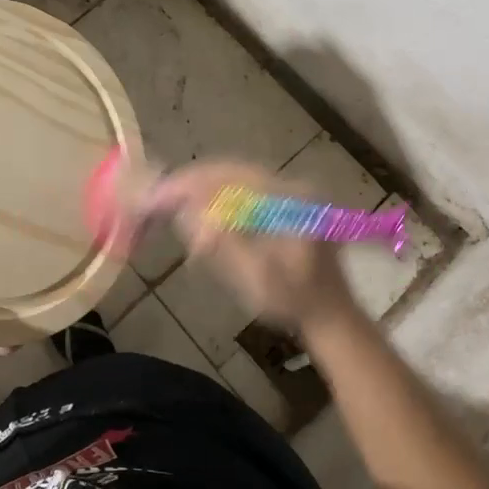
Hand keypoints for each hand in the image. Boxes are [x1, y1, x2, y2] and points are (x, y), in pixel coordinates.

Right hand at [147, 160, 360, 330]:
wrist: (332, 317)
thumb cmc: (296, 303)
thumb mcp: (258, 279)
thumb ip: (224, 243)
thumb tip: (188, 213)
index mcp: (292, 199)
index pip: (231, 177)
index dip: (191, 184)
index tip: (159, 195)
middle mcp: (292, 185)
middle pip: (230, 170)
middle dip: (190, 182)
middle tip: (156, 195)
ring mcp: (289, 191)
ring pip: (233, 176)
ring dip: (199, 186)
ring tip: (168, 198)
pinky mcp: (284, 201)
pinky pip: (242, 187)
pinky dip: (214, 194)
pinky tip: (195, 206)